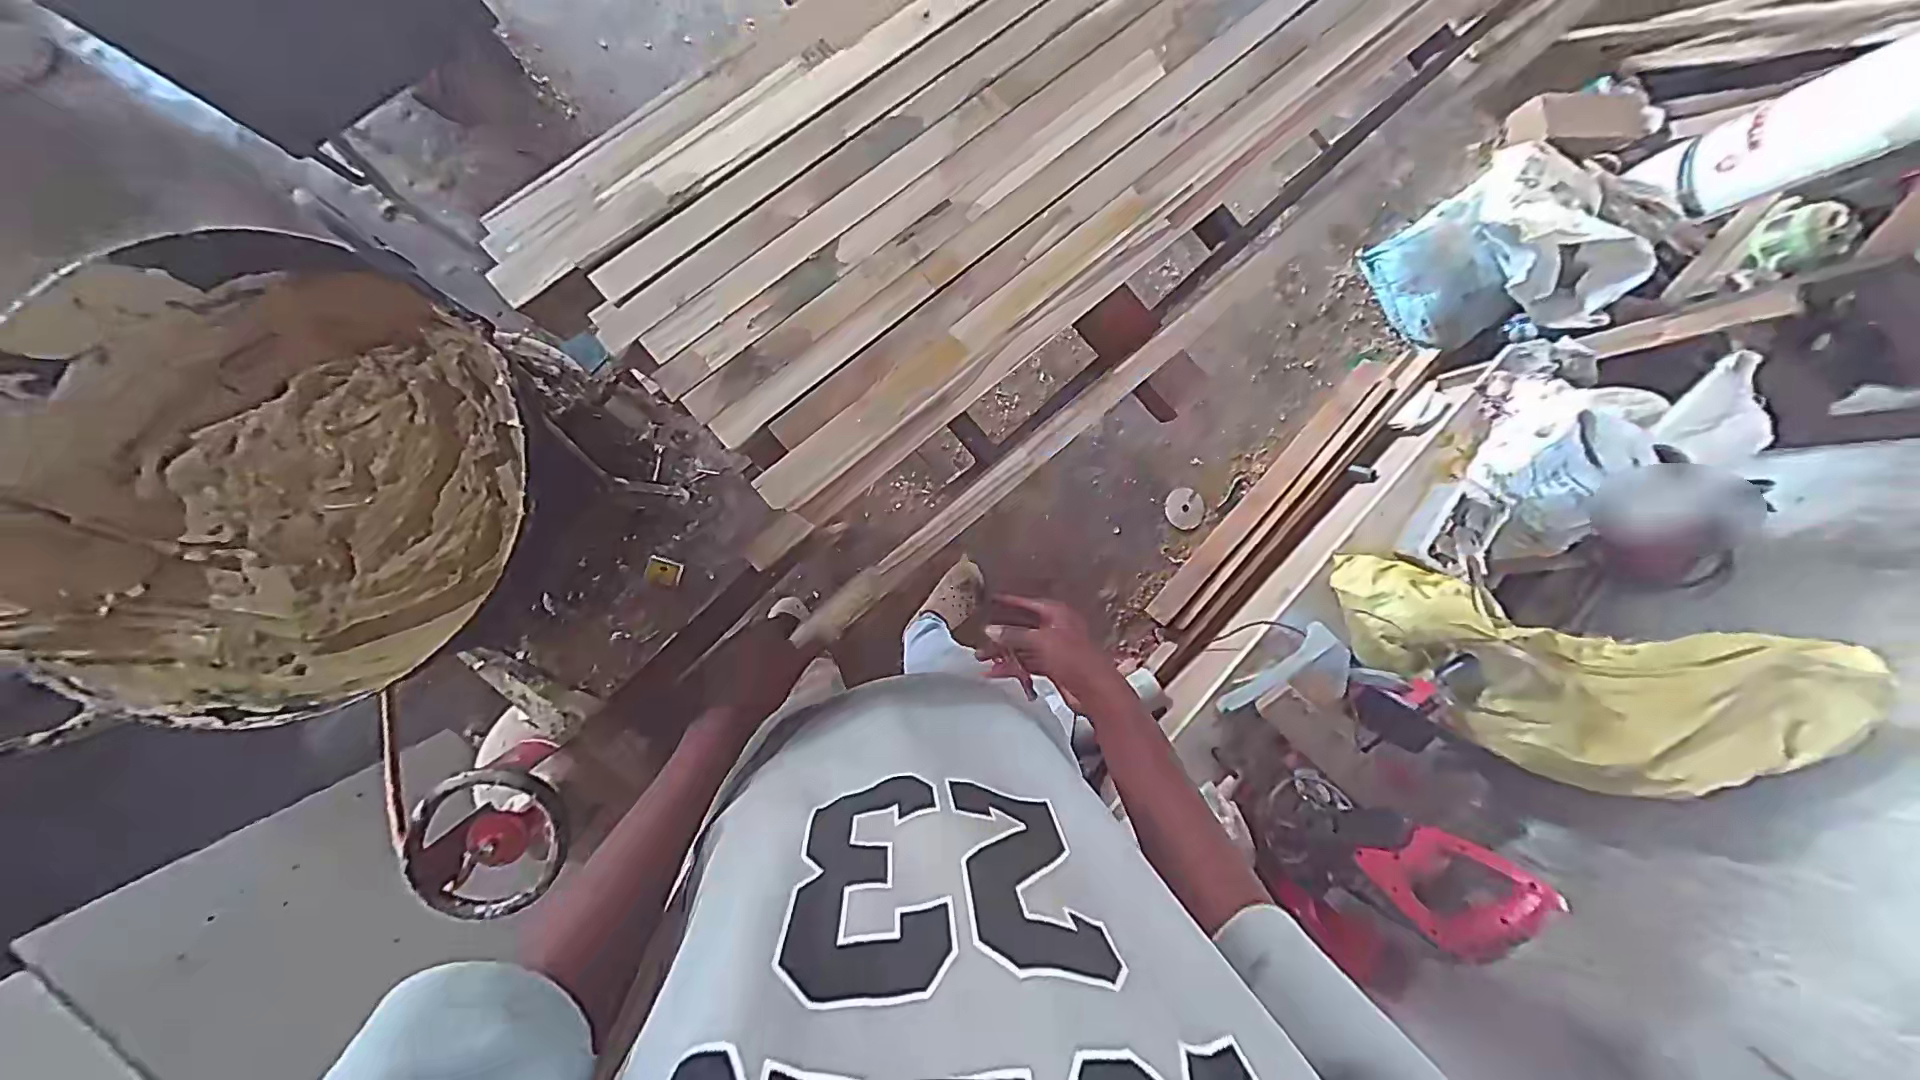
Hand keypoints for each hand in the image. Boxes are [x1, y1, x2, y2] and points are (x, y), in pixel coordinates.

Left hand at [701, 613, 818, 724]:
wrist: (729, 715)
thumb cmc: (767, 689)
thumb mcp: (798, 666)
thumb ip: (812, 646)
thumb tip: (825, 634)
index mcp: (769, 628)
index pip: (788, 618)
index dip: (798, 627)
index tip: (804, 637)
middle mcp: (746, 632)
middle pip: (767, 629)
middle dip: (777, 640)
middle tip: (787, 656)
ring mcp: (727, 647)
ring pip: (749, 644)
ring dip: (758, 652)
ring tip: (767, 672)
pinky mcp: (713, 664)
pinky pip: (733, 659)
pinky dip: (741, 665)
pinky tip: (747, 681)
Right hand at [974, 595, 1129, 708]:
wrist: (1096, 690)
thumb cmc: (1076, 659)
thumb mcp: (1041, 641)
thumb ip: (1014, 634)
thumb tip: (991, 630)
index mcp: (1057, 614)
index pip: (1028, 603)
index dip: (1010, 601)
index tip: (992, 599)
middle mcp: (1056, 629)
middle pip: (1023, 627)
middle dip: (1002, 634)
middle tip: (982, 636)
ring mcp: (1055, 649)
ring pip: (1023, 647)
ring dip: (1004, 653)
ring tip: (982, 658)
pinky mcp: (1053, 668)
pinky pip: (1027, 664)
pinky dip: (1013, 667)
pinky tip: (996, 672)